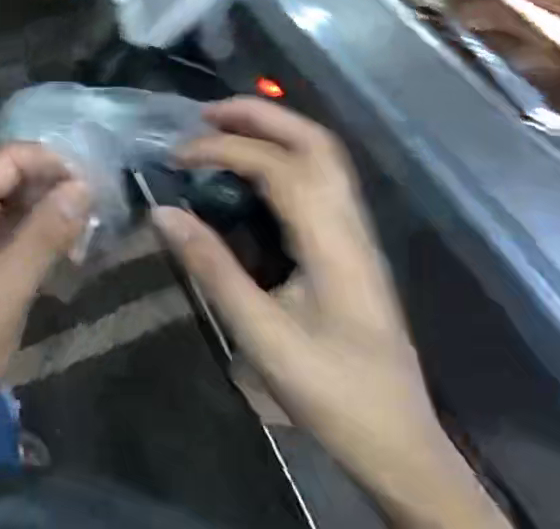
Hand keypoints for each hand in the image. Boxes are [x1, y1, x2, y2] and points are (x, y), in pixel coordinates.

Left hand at [0, 144, 91, 464]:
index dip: (50, 160)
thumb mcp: (10, 283)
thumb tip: (83, 186)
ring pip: (17, 206)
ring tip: (99, 225)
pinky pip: (15, 233)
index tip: (98, 178)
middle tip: (106, 203)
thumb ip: (45, 233)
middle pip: (12, 178)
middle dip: (55, 184)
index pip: (7, 159)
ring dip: (53, 211)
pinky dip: (43, 236)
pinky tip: (76, 250)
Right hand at [154, 98, 507, 528]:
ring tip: (216, 131)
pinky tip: (243, 172)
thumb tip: (161, 210)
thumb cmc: (328, 389)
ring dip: (270, 130)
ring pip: (323, 158)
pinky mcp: (348, 247)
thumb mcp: (259, 333)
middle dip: (259, 116)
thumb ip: (210, 266)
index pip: (281, 168)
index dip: (223, 149)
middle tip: (202, 116)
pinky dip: (277, 156)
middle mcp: (352, 229)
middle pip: (317, 144)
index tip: (174, 159)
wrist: (397, 442)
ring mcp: (355, 236)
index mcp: (334, 246)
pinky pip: (317, 180)